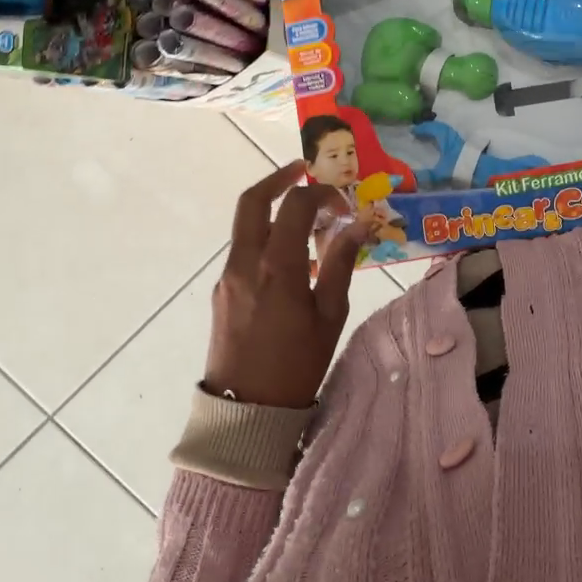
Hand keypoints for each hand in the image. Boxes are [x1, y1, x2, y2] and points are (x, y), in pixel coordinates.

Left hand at [202, 161, 370, 407]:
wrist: (246, 410)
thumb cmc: (298, 364)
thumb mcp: (330, 315)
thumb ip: (341, 263)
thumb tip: (359, 224)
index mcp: (277, 267)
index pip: (295, 206)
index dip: (322, 194)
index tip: (344, 204)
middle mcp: (245, 263)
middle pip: (252, 201)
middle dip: (279, 178)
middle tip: (305, 171)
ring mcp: (228, 276)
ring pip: (246, 225)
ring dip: (274, 211)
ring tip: (310, 223)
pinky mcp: (223, 291)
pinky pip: (245, 250)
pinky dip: (268, 239)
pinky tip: (295, 261)